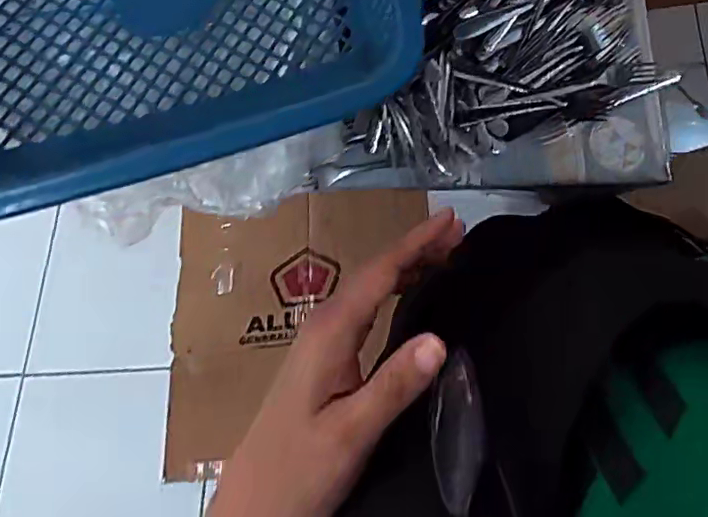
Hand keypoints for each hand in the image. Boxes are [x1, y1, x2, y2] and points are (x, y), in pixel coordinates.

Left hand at [211, 208, 466, 516]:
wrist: (250, 508)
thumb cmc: (297, 470)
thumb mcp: (350, 433)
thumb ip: (393, 385)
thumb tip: (439, 339)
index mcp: (331, 329)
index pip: (381, 271)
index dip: (417, 242)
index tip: (451, 219)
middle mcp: (325, 322)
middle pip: (376, 270)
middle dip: (417, 245)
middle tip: (457, 230)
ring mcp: (322, 337)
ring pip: (371, 285)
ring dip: (407, 263)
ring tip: (444, 251)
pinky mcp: (324, 354)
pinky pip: (366, 304)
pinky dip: (394, 287)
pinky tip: (409, 291)